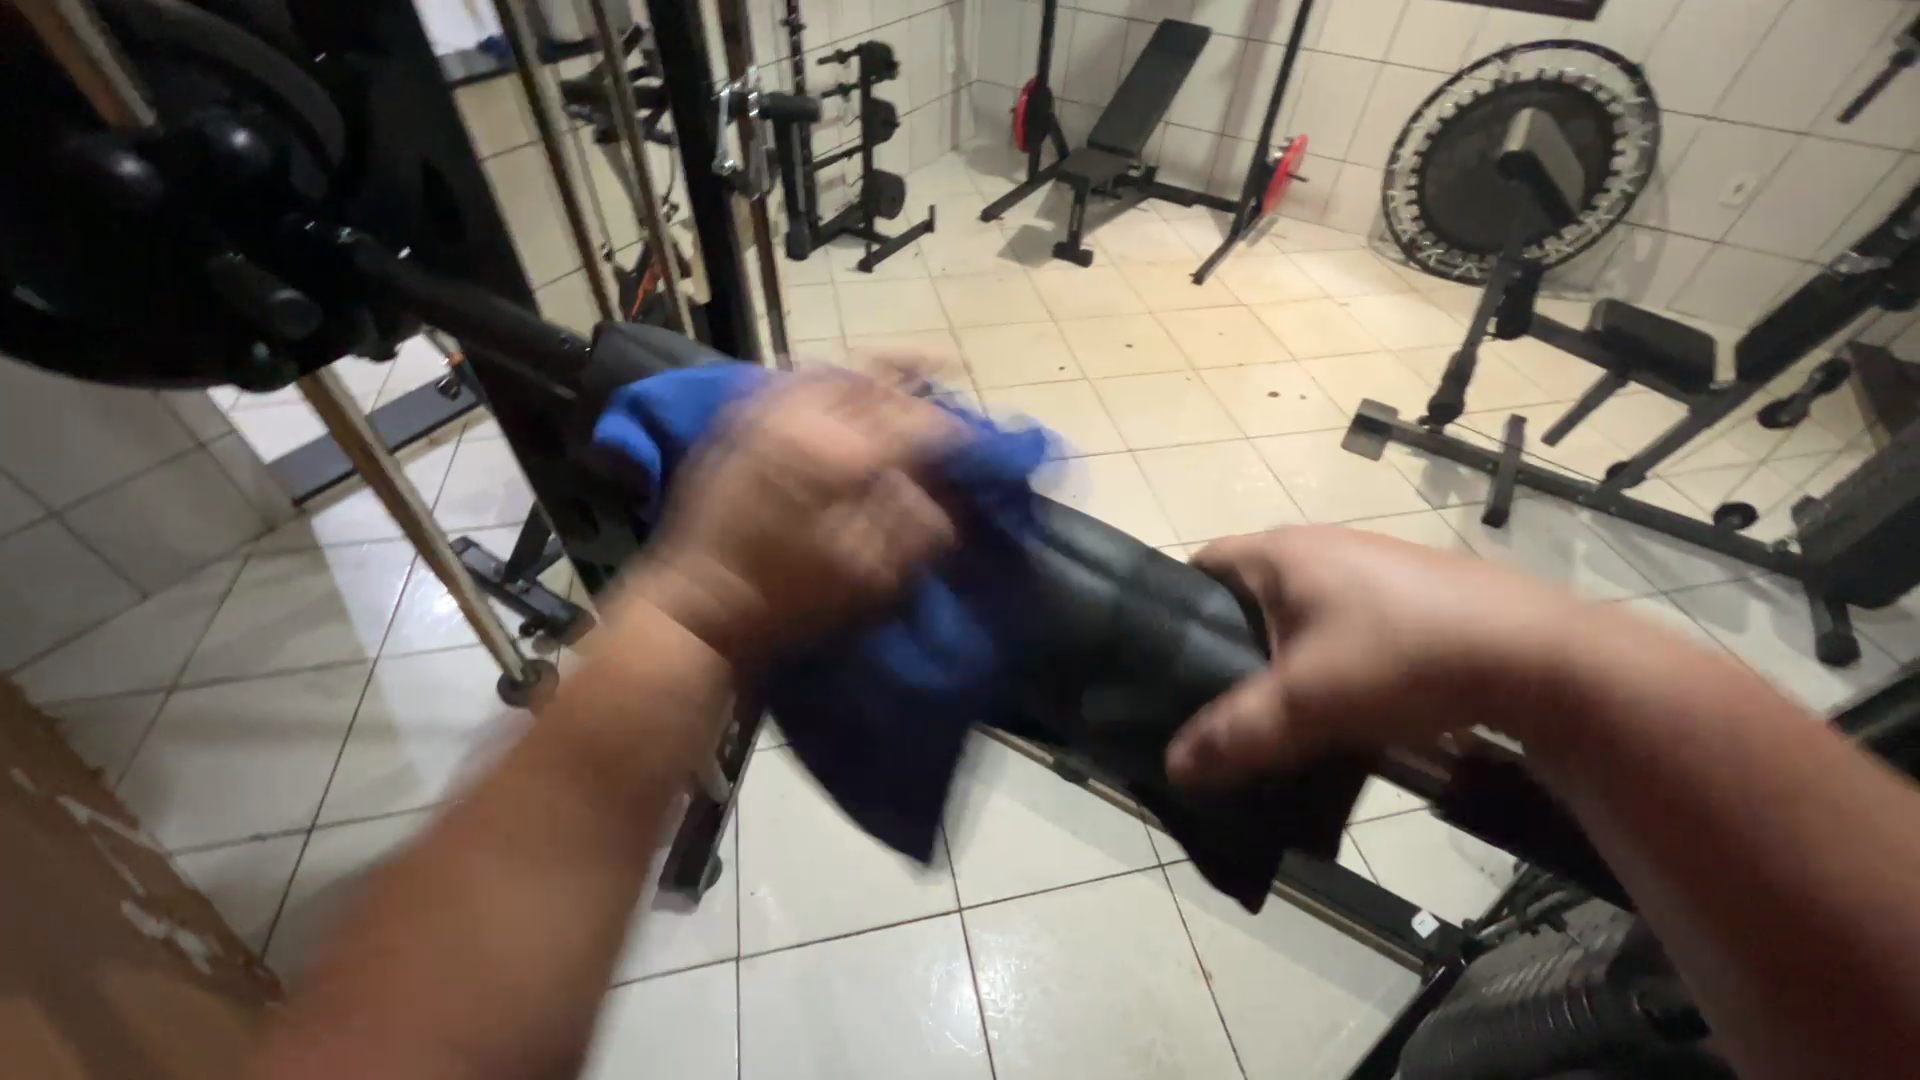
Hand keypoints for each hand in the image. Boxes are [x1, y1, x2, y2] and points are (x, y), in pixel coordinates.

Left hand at [617, 370, 962, 667]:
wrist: (696, 606)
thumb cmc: (788, 600)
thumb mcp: (867, 575)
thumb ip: (915, 527)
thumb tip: (950, 499)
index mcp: (845, 459)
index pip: (919, 424)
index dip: (953, 429)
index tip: (970, 440)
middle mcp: (807, 420)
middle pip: (879, 378)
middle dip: (918, 380)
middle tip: (943, 379)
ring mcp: (766, 414)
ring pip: (835, 368)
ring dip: (874, 372)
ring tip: (898, 377)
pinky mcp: (738, 422)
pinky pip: (790, 378)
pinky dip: (825, 376)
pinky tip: (838, 388)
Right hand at [1166, 527, 1630, 786]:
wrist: (1543, 658)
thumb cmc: (1401, 658)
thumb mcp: (1306, 704)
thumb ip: (1234, 734)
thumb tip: (1174, 766)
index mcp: (1278, 553)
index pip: (1199, 566)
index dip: (1175, 610)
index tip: (1166, 663)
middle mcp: (1318, 546)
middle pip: (1245, 593)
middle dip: (1226, 642)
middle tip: (1214, 697)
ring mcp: (1368, 566)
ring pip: (1296, 611)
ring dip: (1280, 653)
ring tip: (1274, 708)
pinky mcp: (1408, 593)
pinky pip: (1340, 622)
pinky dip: (1326, 655)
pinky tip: (1341, 701)